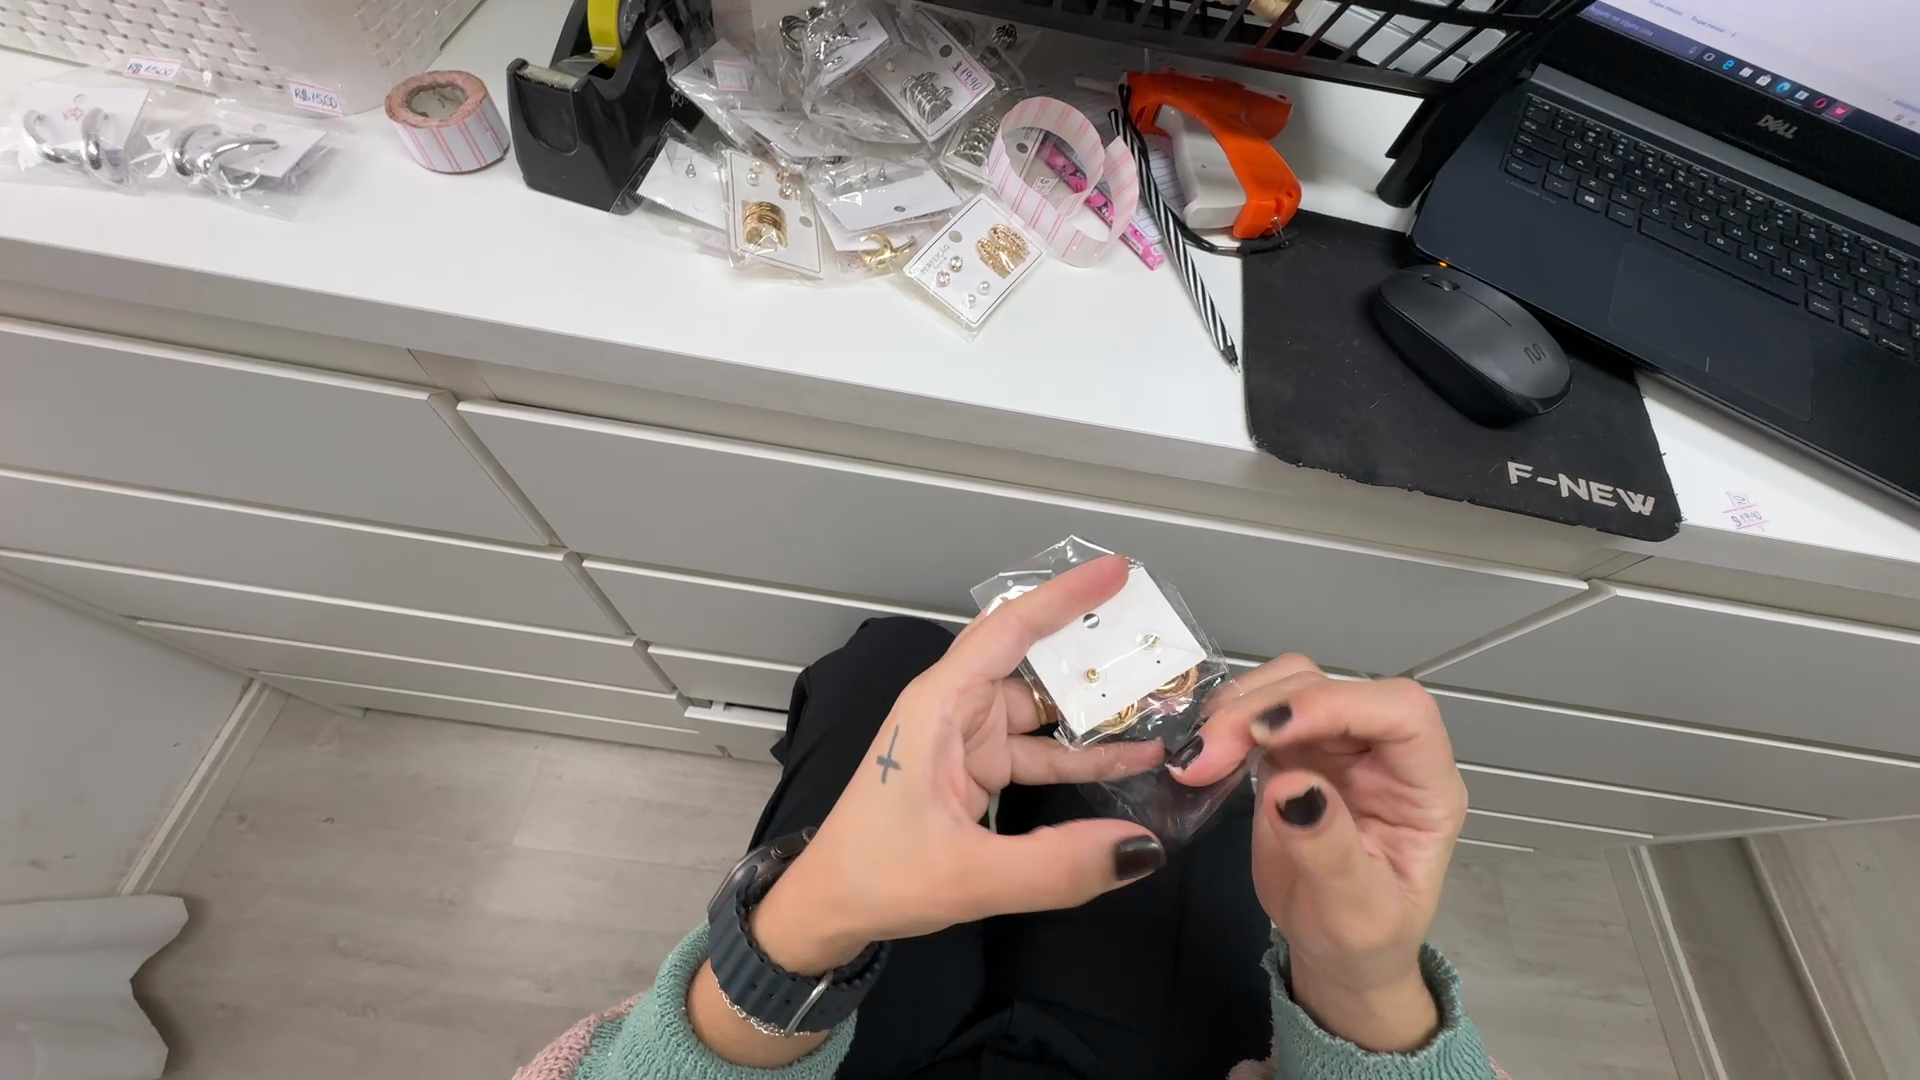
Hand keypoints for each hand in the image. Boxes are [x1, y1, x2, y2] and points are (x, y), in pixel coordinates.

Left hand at [692, 555, 1167, 1065]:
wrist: (831, 905)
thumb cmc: (879, 874)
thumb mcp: (970, 875)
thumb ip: (1058, 865)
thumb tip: (1144, 846)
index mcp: (939, 703)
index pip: (1009, 628)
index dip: (1064, 596)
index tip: (1116, 571)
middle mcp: (954, 704)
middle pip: (1029, 657)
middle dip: (1086, 644)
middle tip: (1150, 635)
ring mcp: (966, 734)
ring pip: (1039, 705)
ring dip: (1091, 708)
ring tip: (1155, 701)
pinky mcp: (975, 764)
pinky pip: (1037, 748)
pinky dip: (1078, 754)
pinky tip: (1127, 759)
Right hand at [1170, 655, 1467, 1051]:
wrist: (1332, 949)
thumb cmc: (1360, 940)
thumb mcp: (1354, 914)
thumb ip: (1328, 850)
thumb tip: (1289, 786)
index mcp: (1423, 786)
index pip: (1400, 710)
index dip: (1333, 705)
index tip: (1267, 735)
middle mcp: (1381, 750)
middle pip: (1325, 686)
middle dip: (1259, 710)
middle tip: (1203, 758)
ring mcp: (1335, 741)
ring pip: (1287, 682)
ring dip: (1235, 707)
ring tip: (1196, 758)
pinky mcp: (1292, 745)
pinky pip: (1256, 705)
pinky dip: (1222, 718)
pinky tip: (1201, 753)